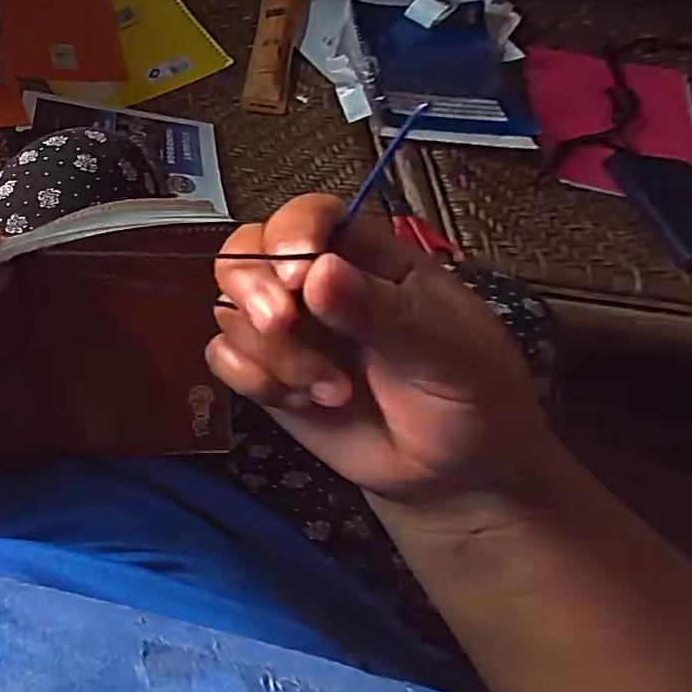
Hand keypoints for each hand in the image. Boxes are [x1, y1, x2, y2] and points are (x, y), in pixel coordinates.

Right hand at [208, 194, 555, 504]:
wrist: (451, 475)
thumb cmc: (469, 398)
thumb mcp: (446, 351)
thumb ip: (381, 311)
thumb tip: (318, 272)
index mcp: (364, 257)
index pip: (308, 215)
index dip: (289, 231)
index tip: (295, 273)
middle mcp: (312, 284)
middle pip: (244, 254)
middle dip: (254, 290)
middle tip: (282, 324)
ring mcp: (284, 329)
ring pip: (229, 311)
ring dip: (272, 354)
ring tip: (333, 390)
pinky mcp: (262, 371)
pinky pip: (222, 357)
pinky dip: (253, 379)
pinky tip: (301, 400)